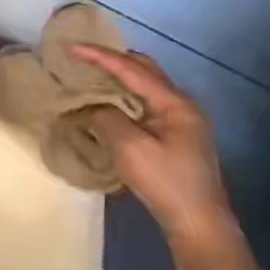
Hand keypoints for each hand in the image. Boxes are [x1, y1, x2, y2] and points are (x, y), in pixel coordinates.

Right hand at [70, 46, 235, 245]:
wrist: (198, 223)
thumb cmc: (165, 182)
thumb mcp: (129, 148)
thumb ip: (105, 118)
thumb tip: (91, 108)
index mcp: (173, 103)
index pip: (131, 69)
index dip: (100, 56)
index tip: (71, 47)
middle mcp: (180, 105)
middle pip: (144, 70)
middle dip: (113, 60)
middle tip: (83, 58)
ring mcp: (181, 122)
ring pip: (145, 87)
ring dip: (119, 78)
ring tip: (91, 78)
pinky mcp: (175, 138)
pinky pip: (145, 104)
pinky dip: (124, 97)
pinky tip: (109, 107)